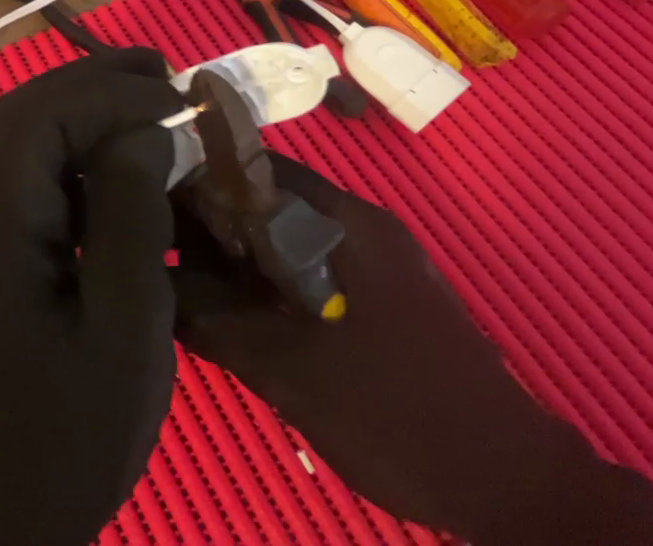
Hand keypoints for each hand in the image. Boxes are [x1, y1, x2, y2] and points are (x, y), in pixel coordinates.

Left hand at [0, 50, 186, 545]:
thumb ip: (131, 218)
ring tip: (140, 99)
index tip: (174, 97)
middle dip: (86, 87)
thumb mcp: (123, 329)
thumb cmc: (67, 434)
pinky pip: (8, 182)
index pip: (39, 120)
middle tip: (158, 70)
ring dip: (71, 114)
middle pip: (15, 118)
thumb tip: (141, 132)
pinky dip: (57, 157)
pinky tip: (104, 163)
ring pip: (8, 142)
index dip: (107, 94)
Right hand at [170, 154, 652, 544]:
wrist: (514, 485)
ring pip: (280, 237)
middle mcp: (359, 225)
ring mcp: (372, 260)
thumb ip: (214, 322)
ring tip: (177, 281)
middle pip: (263, 200)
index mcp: (345, 222)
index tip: (138, 200)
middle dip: (205, 222)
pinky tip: (228, 312)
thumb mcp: (291, 371)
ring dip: (232, 256)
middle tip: (149, 249)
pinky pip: (302, 268)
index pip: (249, 167)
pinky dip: (261, 281)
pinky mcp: (377, 295)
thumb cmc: (401, 417)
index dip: (190, 177)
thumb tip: (152, 285)